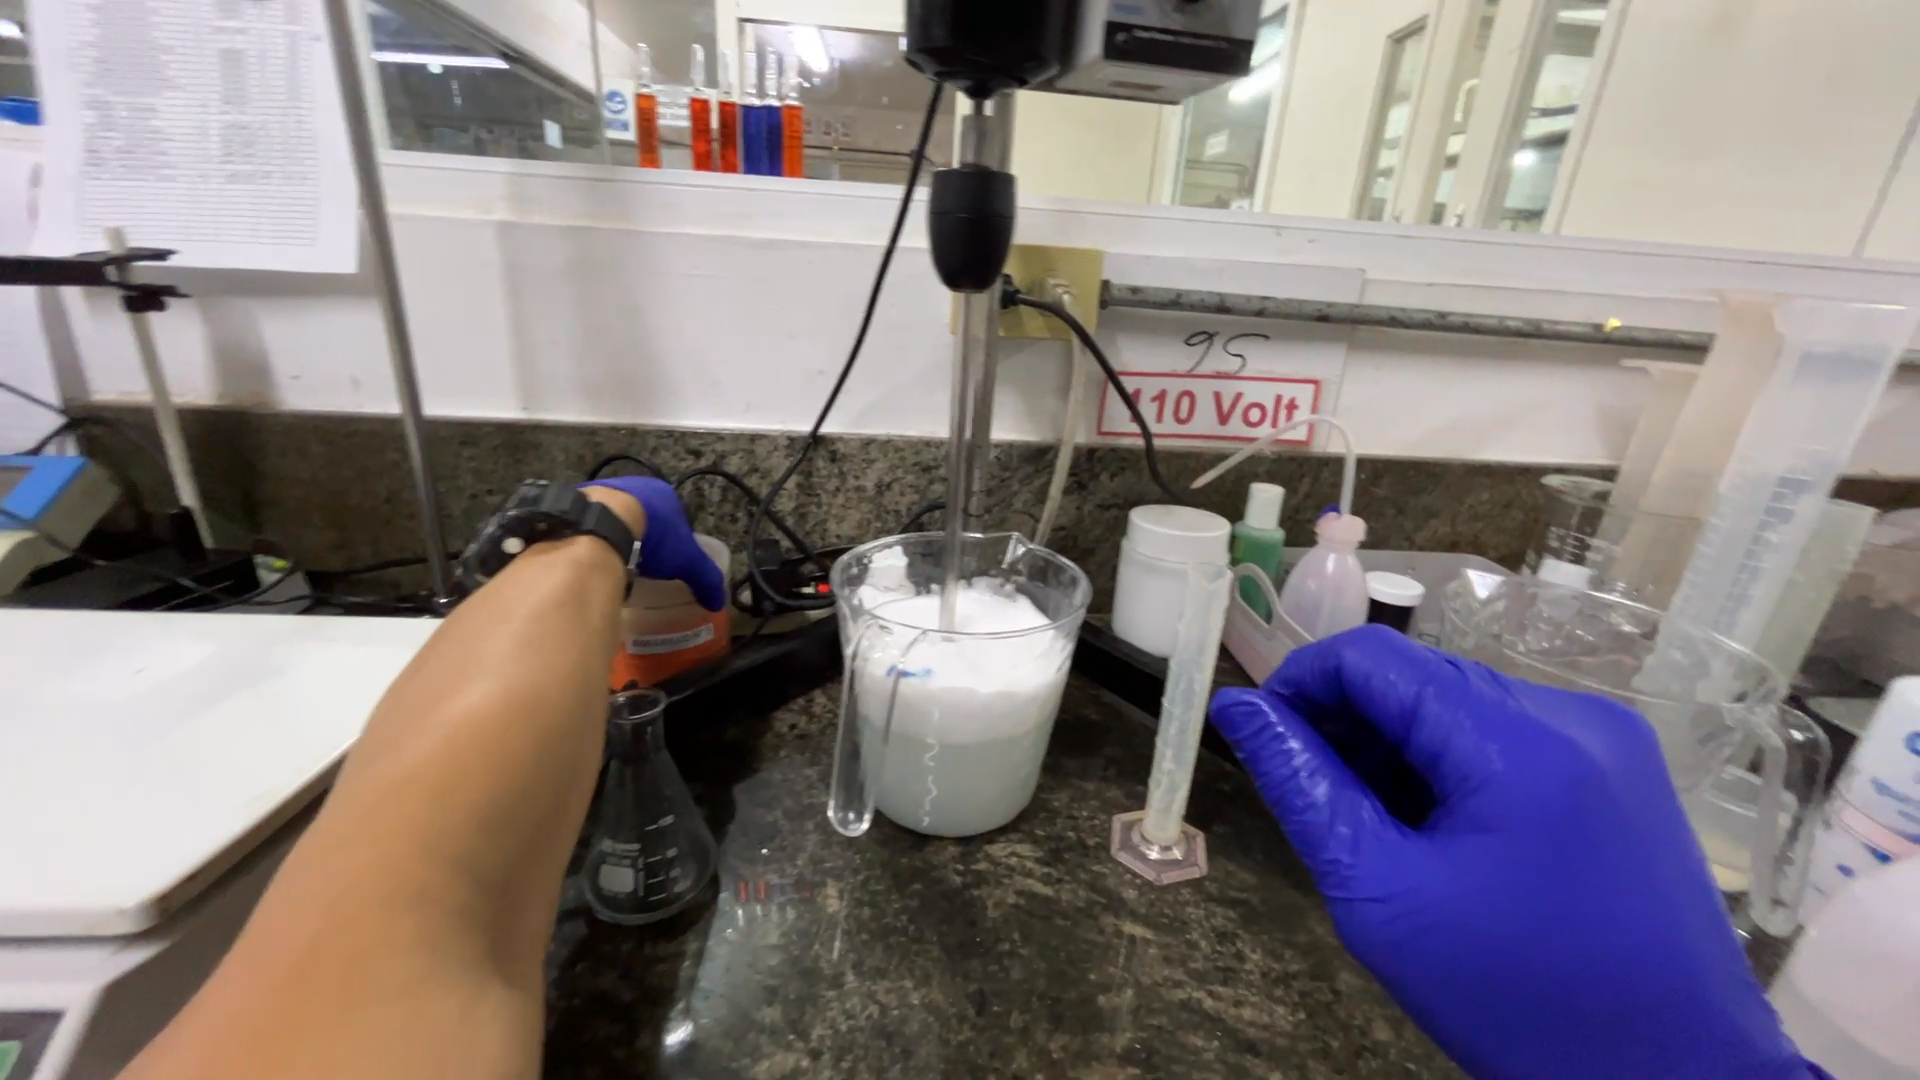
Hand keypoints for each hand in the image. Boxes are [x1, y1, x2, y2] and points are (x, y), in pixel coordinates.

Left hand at [580, 477, 725, 611]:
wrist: (602, 523)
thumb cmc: (652, 536)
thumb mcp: (687, 561)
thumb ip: (706, 579)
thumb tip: (718, 602)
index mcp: (664, 494)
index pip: (675, 515)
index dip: (674, 537)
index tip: (669, 558)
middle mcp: (634, 485)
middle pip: (642, 514)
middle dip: (643, 534)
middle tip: (641, 561)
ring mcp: (601, 490)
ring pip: (614, 516)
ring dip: (615, 534)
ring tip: (615, 560)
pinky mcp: (575, 500)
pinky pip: (588, 522)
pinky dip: (592, 537)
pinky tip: (592, 555)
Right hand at [1209, 626, 1816, 1079]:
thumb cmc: (1515, 1000)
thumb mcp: (1378, 893)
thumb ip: (1299, 785)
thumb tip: (1235, 707)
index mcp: (1517, 743)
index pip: (1370, 658)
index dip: (1298, 683)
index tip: (1266, 740)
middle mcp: (1569, 714)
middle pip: (1411, 675)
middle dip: (1343, 719)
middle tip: (1313, 792)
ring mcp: (1602, 737)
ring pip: (1448, 699)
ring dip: (1388, 741)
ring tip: (1370, 817)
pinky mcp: (1614, 764)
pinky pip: (1494, 729)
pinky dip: (1439, 758)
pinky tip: (1429, 822)